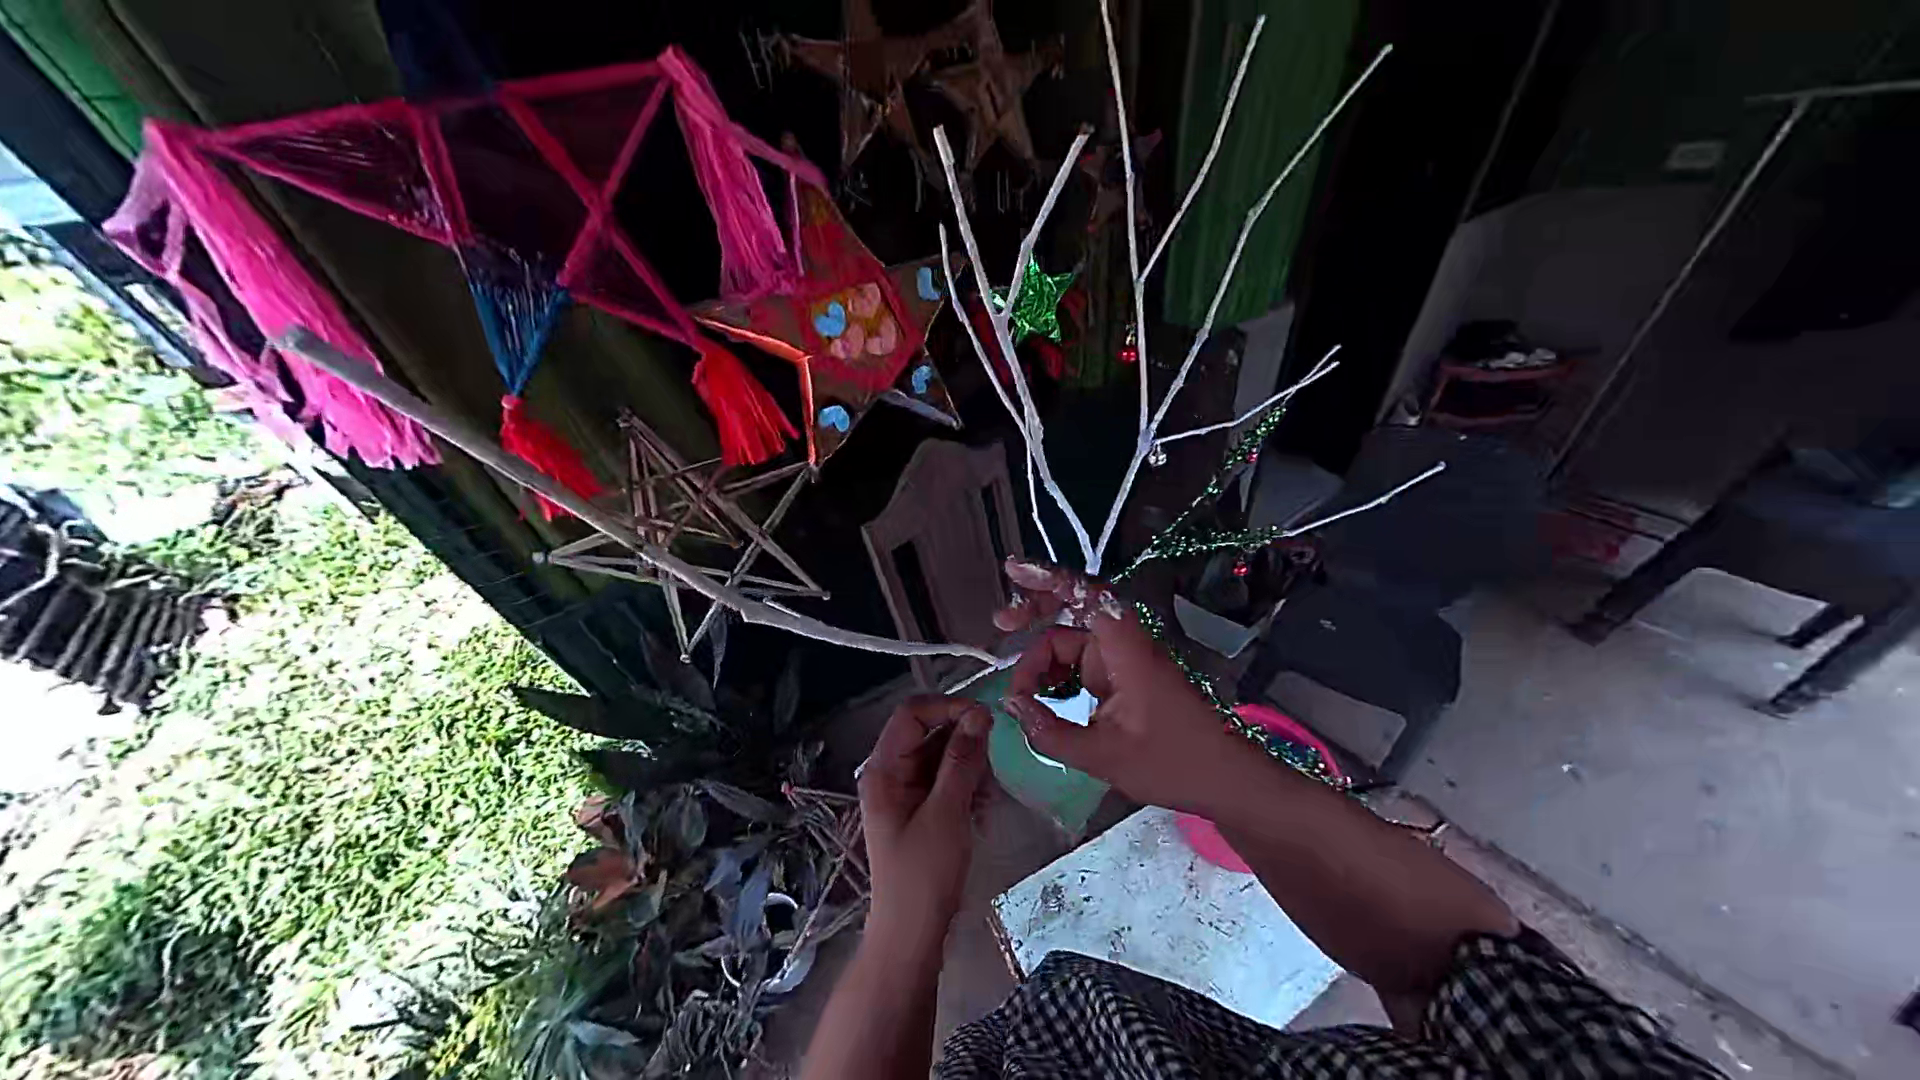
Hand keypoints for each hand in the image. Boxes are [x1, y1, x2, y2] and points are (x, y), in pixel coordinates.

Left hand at [857, 695, 991, 950]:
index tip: (985, 719)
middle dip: (964, 742)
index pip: (912, 713)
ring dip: (970, 768)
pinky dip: (967, 787)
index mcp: (884, 769)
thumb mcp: (947, 813)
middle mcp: (891, 772)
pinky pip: (946, 780)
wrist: (911, 937)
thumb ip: (962, 761)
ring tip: (987, 796)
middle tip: (992, 764)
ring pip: (942, 756)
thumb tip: (980, 715)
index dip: (948, 707)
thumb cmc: (923, 876)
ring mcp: (905, 791)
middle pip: (929, 732)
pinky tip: (983, 809)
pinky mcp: (921, 808)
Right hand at [994, 558, 1265, 814]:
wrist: (1225, 779)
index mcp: (1125, 648)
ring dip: (1041, 662)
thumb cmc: (1174, 762)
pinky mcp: (1121, 676)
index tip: (1014, 571)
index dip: (1049, 577)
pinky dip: (1056, 677)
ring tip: (1020, 695)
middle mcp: (1122, 643)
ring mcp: (1121, 659)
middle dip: (1034, 613)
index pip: (1085, 595)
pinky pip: (1079, 664)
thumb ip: (1050, 731)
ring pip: (1069, 643)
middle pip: (1072, 610)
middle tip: (1000, 625)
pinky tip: (1040, 700)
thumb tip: (1011, 706)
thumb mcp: (1103, 755)